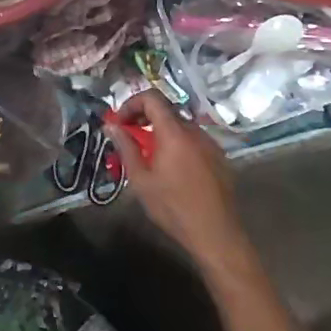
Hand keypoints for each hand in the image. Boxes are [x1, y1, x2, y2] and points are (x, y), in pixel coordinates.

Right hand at [104, 91, 249, 269]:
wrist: (215, 232)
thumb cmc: (173, 207)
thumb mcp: (141, 181)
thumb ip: (126, 148)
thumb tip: (111, 126)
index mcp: (174, 132)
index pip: (152, 98)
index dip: (131, 103)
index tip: (120, 122)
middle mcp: (195, 130)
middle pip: (166, 110)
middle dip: (144, 118)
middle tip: (129, 137)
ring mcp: (209, 141)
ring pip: (180, 125)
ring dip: (161, 132)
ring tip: (149, 155)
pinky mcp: (219, 155)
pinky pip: (193, 139)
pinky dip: (178, 143)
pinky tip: (172, 167)